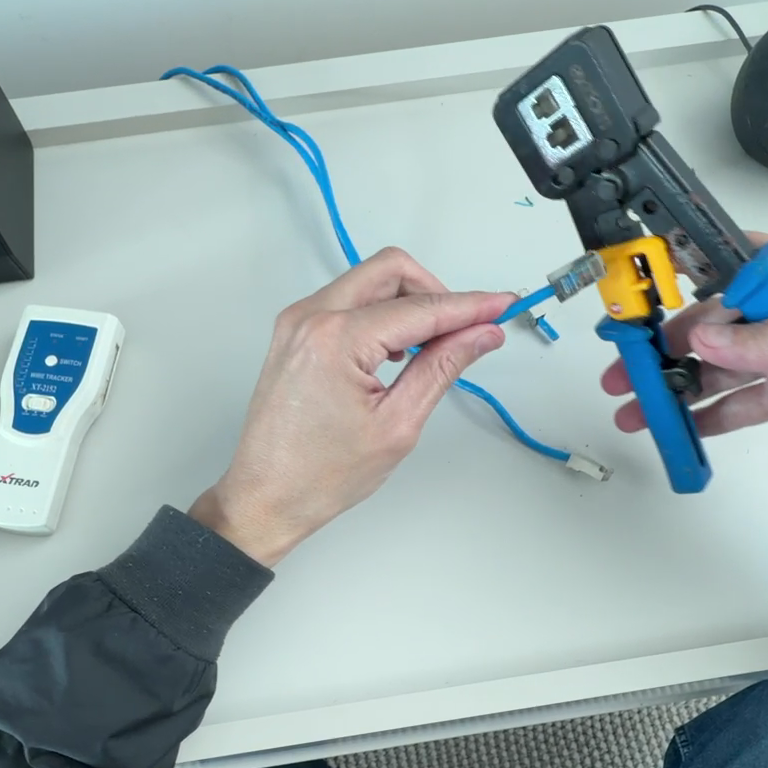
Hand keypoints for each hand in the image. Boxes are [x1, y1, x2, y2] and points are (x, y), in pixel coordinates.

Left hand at [191, 248, 514, 564]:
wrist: (265, 497)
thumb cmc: (321, 475)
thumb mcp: (397, 425)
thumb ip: (442, 368)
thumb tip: (480, 334)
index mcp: (337, 339)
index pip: (420, 307)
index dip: (469, 305)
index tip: (502, 305)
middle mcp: (311, 318)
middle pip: (390, 270)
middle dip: (435, 292)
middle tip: (465, 328)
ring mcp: (297, 322)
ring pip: (368, 281)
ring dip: (407, 302)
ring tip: (430, 348)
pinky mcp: (294, 334)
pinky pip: (347, 302)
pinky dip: (379, 314)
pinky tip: (395, 351)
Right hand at [602, 236, 767, 540]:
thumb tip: (709, 336)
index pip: (735, 264)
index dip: (683, 276)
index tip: (640, 298)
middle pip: (715, 323)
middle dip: (665, 346)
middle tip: (627, 372)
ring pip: (721, 368)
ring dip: (678, 388)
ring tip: (638, 410)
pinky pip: (744, 404)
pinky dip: (710, 416)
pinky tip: (681, 428)